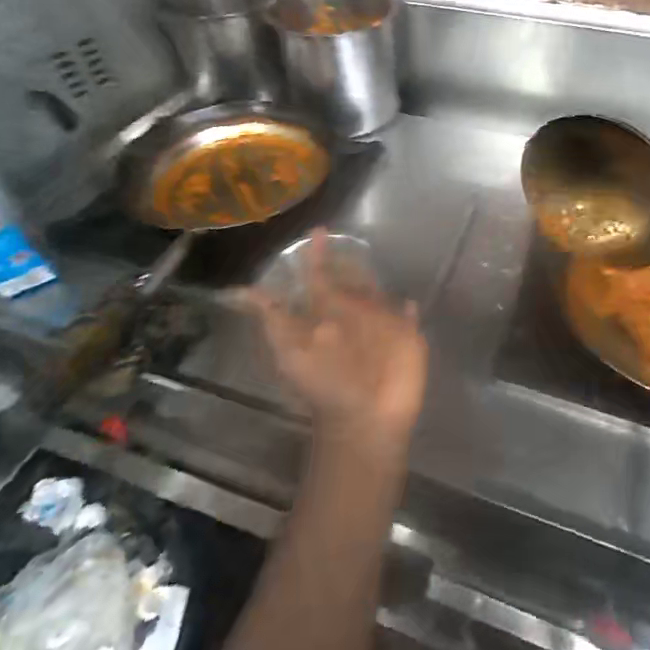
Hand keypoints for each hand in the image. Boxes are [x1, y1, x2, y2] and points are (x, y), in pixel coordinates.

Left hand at [244, 234, 428, 455]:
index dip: (318, 256)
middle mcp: (351, 317)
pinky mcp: (408, 338)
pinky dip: (407, 310)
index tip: (318, 231)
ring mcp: (380, 327)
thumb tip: (241, 291)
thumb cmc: (325, 386)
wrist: (363, 418)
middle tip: (347, 239)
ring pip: (377, 295)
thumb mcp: (289, 351)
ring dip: (373, 280)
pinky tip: (407, 302)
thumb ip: (273, 319)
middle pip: (350, 282)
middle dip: (347, 263)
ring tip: (371, 260)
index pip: (321, 278)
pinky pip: (408, 317)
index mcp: (325, 316)